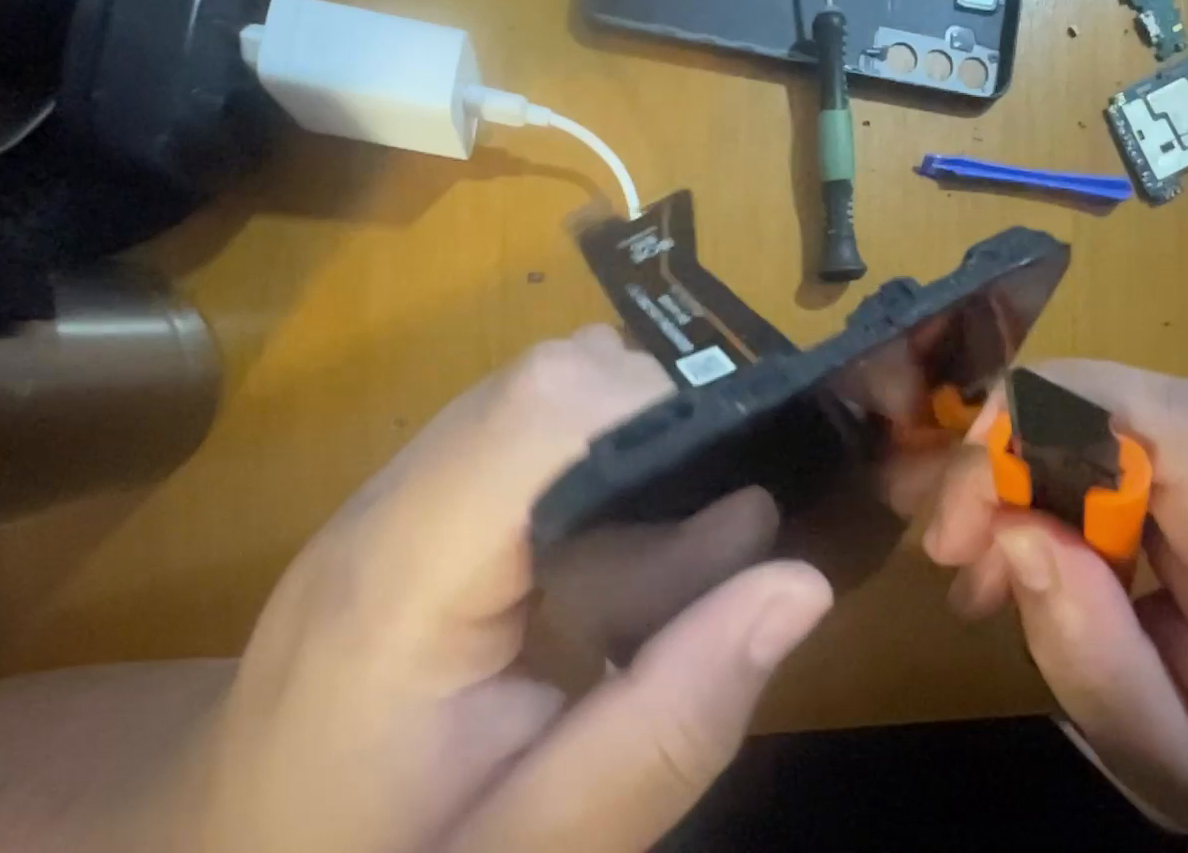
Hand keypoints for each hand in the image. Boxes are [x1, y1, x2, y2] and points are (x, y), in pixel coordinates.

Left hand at [169, 326, 831, 852]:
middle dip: (659, 433)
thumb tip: (799, 585)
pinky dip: (593, 487)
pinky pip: (521, 448)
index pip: (543, 405)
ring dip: (630, 460)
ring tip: (664, 580)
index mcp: (402, 579)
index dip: (659, 409)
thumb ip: (668, 731)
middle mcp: (388, 505)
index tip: (741, 481)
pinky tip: (611, 583)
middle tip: (718, 547)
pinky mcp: (407, 513)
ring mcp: (389, 499)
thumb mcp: (535, 847)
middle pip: (549, 382)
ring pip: (541, 402)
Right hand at [923, 361, 1187, 847]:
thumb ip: (1090, 658)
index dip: (1058, 413)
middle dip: (1006, 459)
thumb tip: (1013, 531)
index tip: (974, 484)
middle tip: (951, 551)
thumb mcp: (1171, 767)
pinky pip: (1123, 435)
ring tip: (984, 569)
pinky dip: (1056, 475)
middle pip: (1119, 405)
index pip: (1184, 424)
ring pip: (1107, 412)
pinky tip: (1041, 543)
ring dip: (1022, 471)